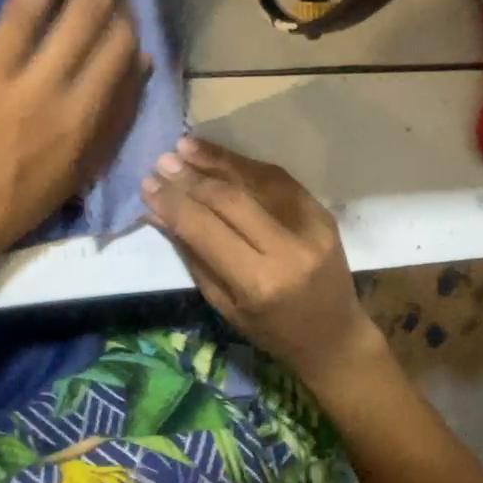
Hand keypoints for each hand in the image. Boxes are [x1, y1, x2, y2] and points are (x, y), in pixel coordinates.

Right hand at [141, 137, 380, 381]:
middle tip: (162, 162)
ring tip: (186, 146)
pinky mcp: (323, 213)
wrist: (335, 335)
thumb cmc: (271, 330)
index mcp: (258, 282)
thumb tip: (159, 212)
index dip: (174, 203)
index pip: (206, 229)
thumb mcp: (224, 305)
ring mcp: (311, 227)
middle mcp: (287, 249)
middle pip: (230, 200)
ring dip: (217, 160)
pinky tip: (220, 157)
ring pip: (257, 181)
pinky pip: (279, 181)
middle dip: (192, 178)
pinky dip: (246, 166)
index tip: (148, 185)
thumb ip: (193, 255)